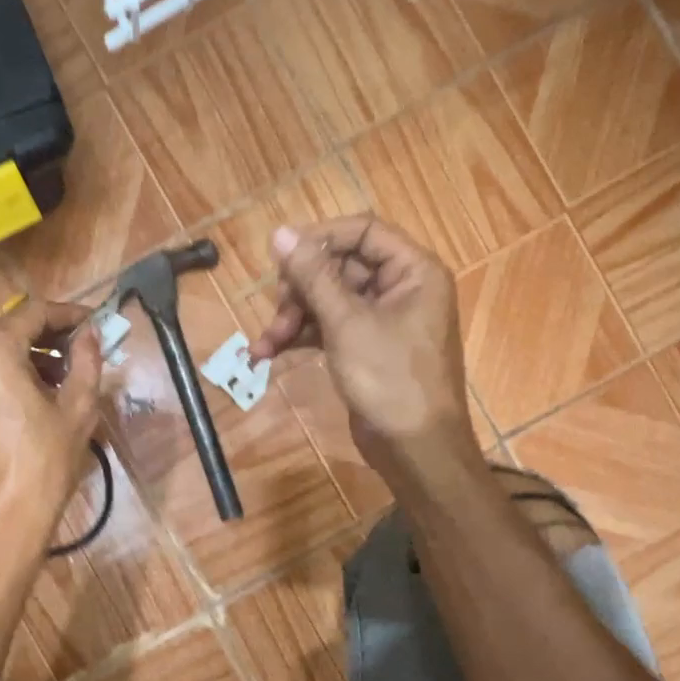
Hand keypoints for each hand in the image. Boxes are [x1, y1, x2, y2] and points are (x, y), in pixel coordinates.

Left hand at [0, 298, 103, 545]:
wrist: (1, 523)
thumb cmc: (45, 464)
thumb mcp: (78, 409)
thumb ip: (86, 361)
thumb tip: (90, 333)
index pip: (33, 313)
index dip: (67, 314)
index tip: (94, 323)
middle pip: (7, 332)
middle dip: (46, 338)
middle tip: (80, 354)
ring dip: (25, 361)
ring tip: (58, 383)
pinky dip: (2, 382)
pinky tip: (28, 406)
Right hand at [249, 216, 471, 461]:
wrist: (415, 449)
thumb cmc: (390, 379)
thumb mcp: (347, 323)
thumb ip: (313, 276)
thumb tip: (280, 233)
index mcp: (413, 271)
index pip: (363, 231)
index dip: (320, 238)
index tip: (280, 255)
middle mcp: (401, 288)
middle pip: (340, 267)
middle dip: (300, 289)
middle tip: (276, 309)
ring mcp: (383, 320)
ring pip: (328, 300)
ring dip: (293, 318)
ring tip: (264, 344)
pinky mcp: (365, 348)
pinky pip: (328, 328)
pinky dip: (301, 337)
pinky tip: (268, 354)